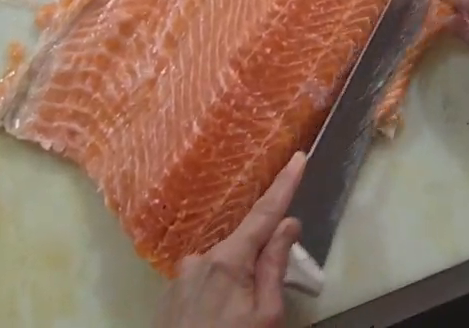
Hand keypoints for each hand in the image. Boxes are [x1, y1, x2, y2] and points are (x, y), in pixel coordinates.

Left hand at [154, 151, 305, 327]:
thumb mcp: (266, 318)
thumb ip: (275, 267)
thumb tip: (287, 224)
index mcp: (227, 260)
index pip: (264, 213)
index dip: (285, 184)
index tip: (298, 156)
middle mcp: (200, 258)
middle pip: (243, 245)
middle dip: (261, 260)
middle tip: (266, 301)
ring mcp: (181, 276)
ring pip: (224, 267)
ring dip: (238, 284)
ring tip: (238, 321)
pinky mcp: (170, 295)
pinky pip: (205, 283)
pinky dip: (219, 295)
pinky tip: (220, 322)